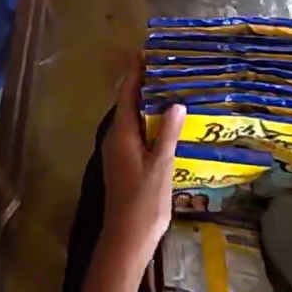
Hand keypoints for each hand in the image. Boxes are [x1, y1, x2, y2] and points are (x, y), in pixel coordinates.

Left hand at [99, 68, 184, 264]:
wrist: (127, 238)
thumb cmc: (143, 201)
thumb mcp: (161, 166)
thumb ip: (168, 134)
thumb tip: (176, 103)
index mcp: (121, 133)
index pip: (126, 95)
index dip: (134, 74)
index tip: (143, 54)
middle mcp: (115, 138)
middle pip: (127, 104)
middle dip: (143, 86)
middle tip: (164, 69)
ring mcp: (118, 151)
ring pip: (131, 120)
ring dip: (146, 105)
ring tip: (168, 91)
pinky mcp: (124, 163)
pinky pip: (135, 134)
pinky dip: (148, 123)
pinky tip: (164, 126)